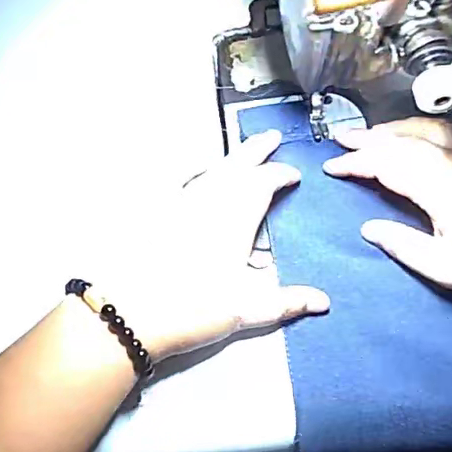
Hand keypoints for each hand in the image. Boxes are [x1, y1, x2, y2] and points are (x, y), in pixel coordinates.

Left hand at [93, 129, 328, 360]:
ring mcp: (178, 205)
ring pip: (210, 170)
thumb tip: (321, 301)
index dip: (282, 174)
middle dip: (256, 150)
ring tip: (240, 155)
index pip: (264, 183)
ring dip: (230, 159)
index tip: (293, 175)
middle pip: (237, 164)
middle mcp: (207, 202)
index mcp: (235, 217)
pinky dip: (194, 172)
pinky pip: (180, 182)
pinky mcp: (154, 214)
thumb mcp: (246, 308)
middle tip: (270, 138)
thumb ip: (286, 301)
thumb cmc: (191, 309)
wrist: (130, 314)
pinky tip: (195, 175)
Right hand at [322, 118, 451, 312]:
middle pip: (406, 141)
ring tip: (376, 133)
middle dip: (370, 138)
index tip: (332, 167)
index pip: (388, 165)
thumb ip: (403, 244)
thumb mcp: (444, 267)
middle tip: (342, 137)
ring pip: (432, 131)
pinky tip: (430, 134)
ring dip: (398, 129)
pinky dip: (433, 130)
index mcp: (442, 186)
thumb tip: (368, 229)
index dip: (356, 164)